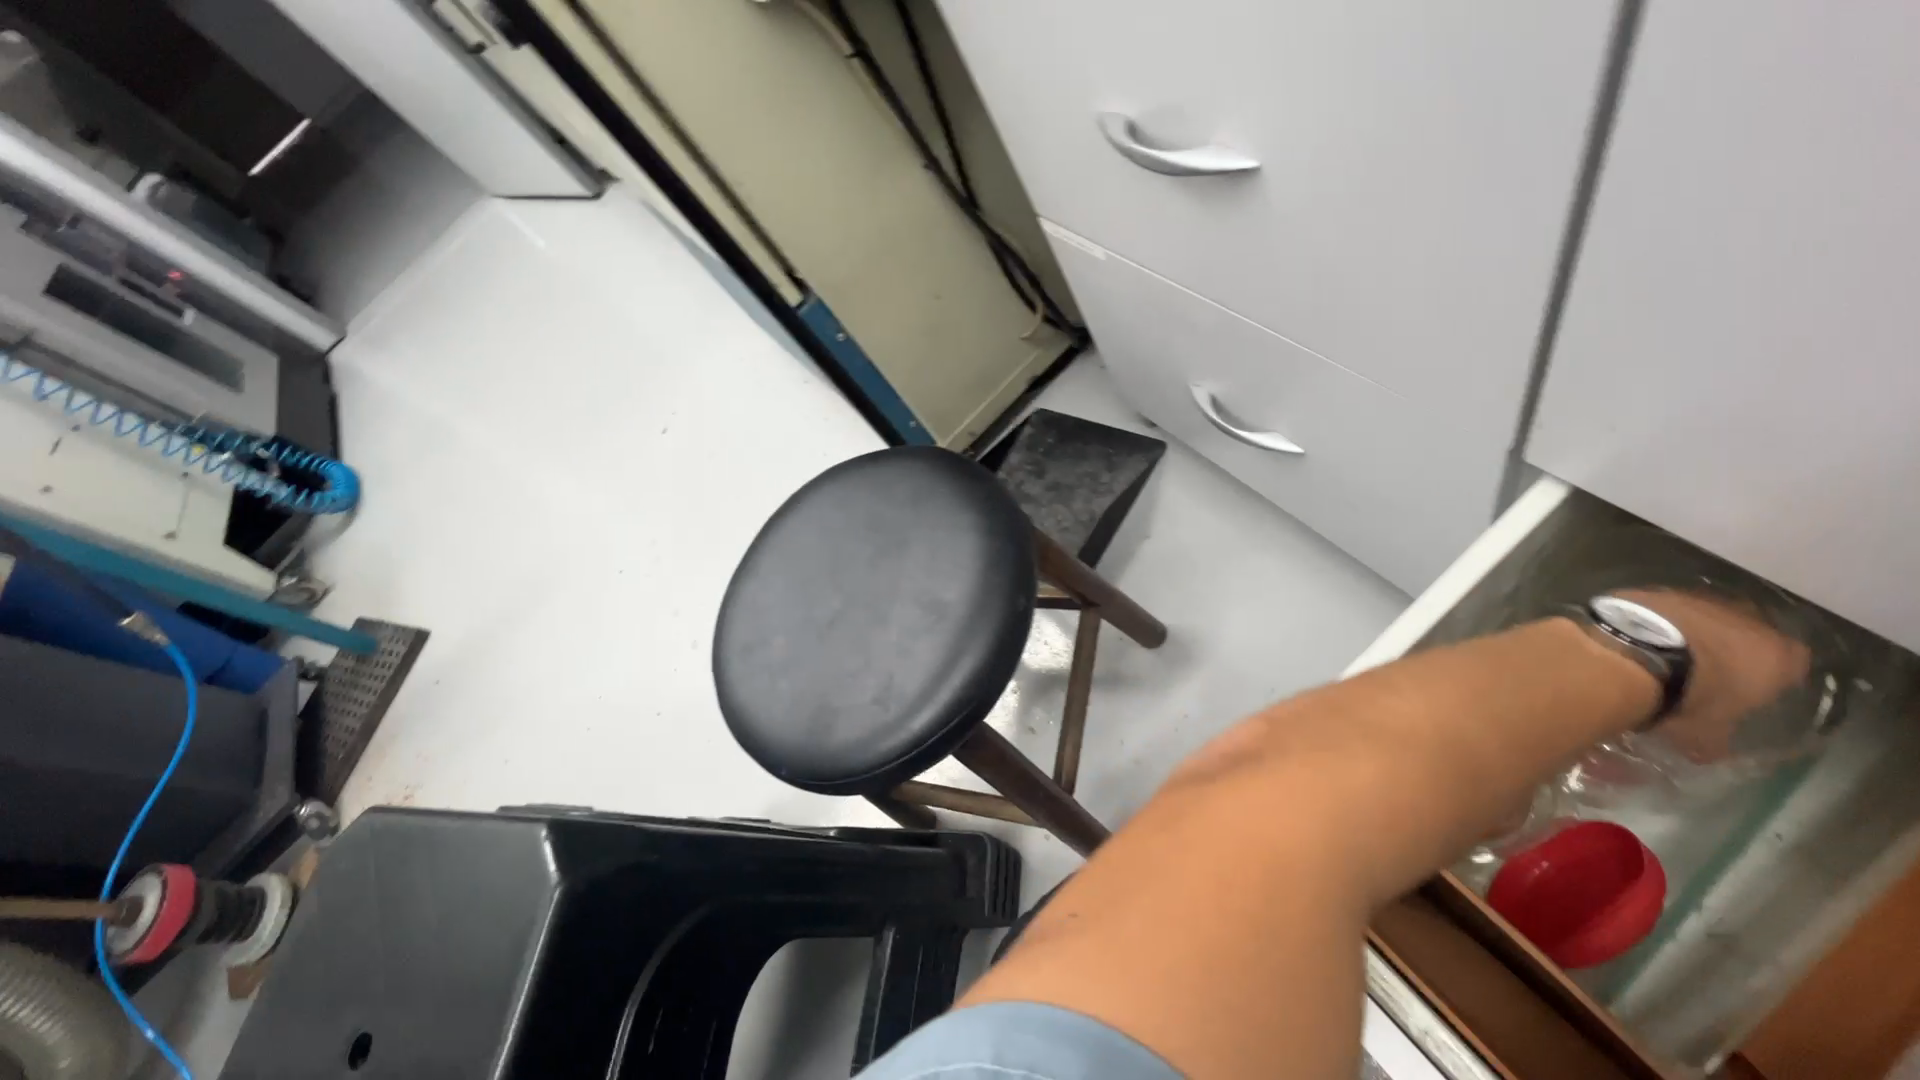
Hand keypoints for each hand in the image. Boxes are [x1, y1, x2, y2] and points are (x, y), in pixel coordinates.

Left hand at [1617, 589, 1811, 762]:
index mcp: (1780, 655)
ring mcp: (1698, 598)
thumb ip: (1713, 742)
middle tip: (1701, 673)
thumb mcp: (1704, 735)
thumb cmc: (1685, 699)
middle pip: (1746, 634)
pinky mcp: (1654, 590)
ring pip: (1702, 616)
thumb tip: (1706, 752)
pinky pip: (1661, 608)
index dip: (1770, 678)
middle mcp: (1747, 617)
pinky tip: (1632, 639)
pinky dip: (1652, 621)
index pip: (1792, 664)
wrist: (1629, 654)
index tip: (1747, 691)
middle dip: (1728, 650)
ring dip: (1688, 632)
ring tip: (1661, 655)